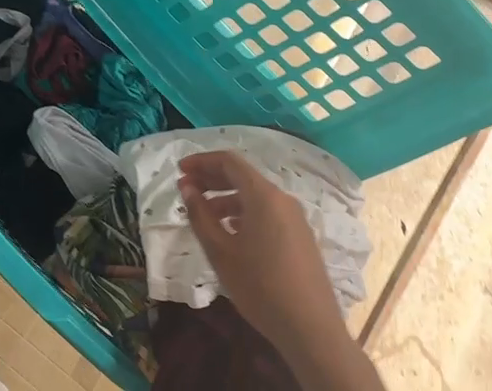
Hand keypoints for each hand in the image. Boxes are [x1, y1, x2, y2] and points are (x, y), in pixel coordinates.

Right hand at [177, 150, 344, 339]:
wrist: (311, 330)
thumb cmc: (260, 286)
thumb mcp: (220, 251)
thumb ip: (200, 214)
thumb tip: (187, 188)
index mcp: (263, 196)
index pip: (229, 161)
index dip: (201, 161)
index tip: (180, 171)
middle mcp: (282, 200)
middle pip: (243, 176)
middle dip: (212, 179)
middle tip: (186, 189)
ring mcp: (296, 219)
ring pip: (255, 196)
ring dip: (226, 198)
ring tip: (204, 215)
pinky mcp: (301, 237)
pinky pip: (267, 212)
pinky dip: (244, 212)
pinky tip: (231, 232)